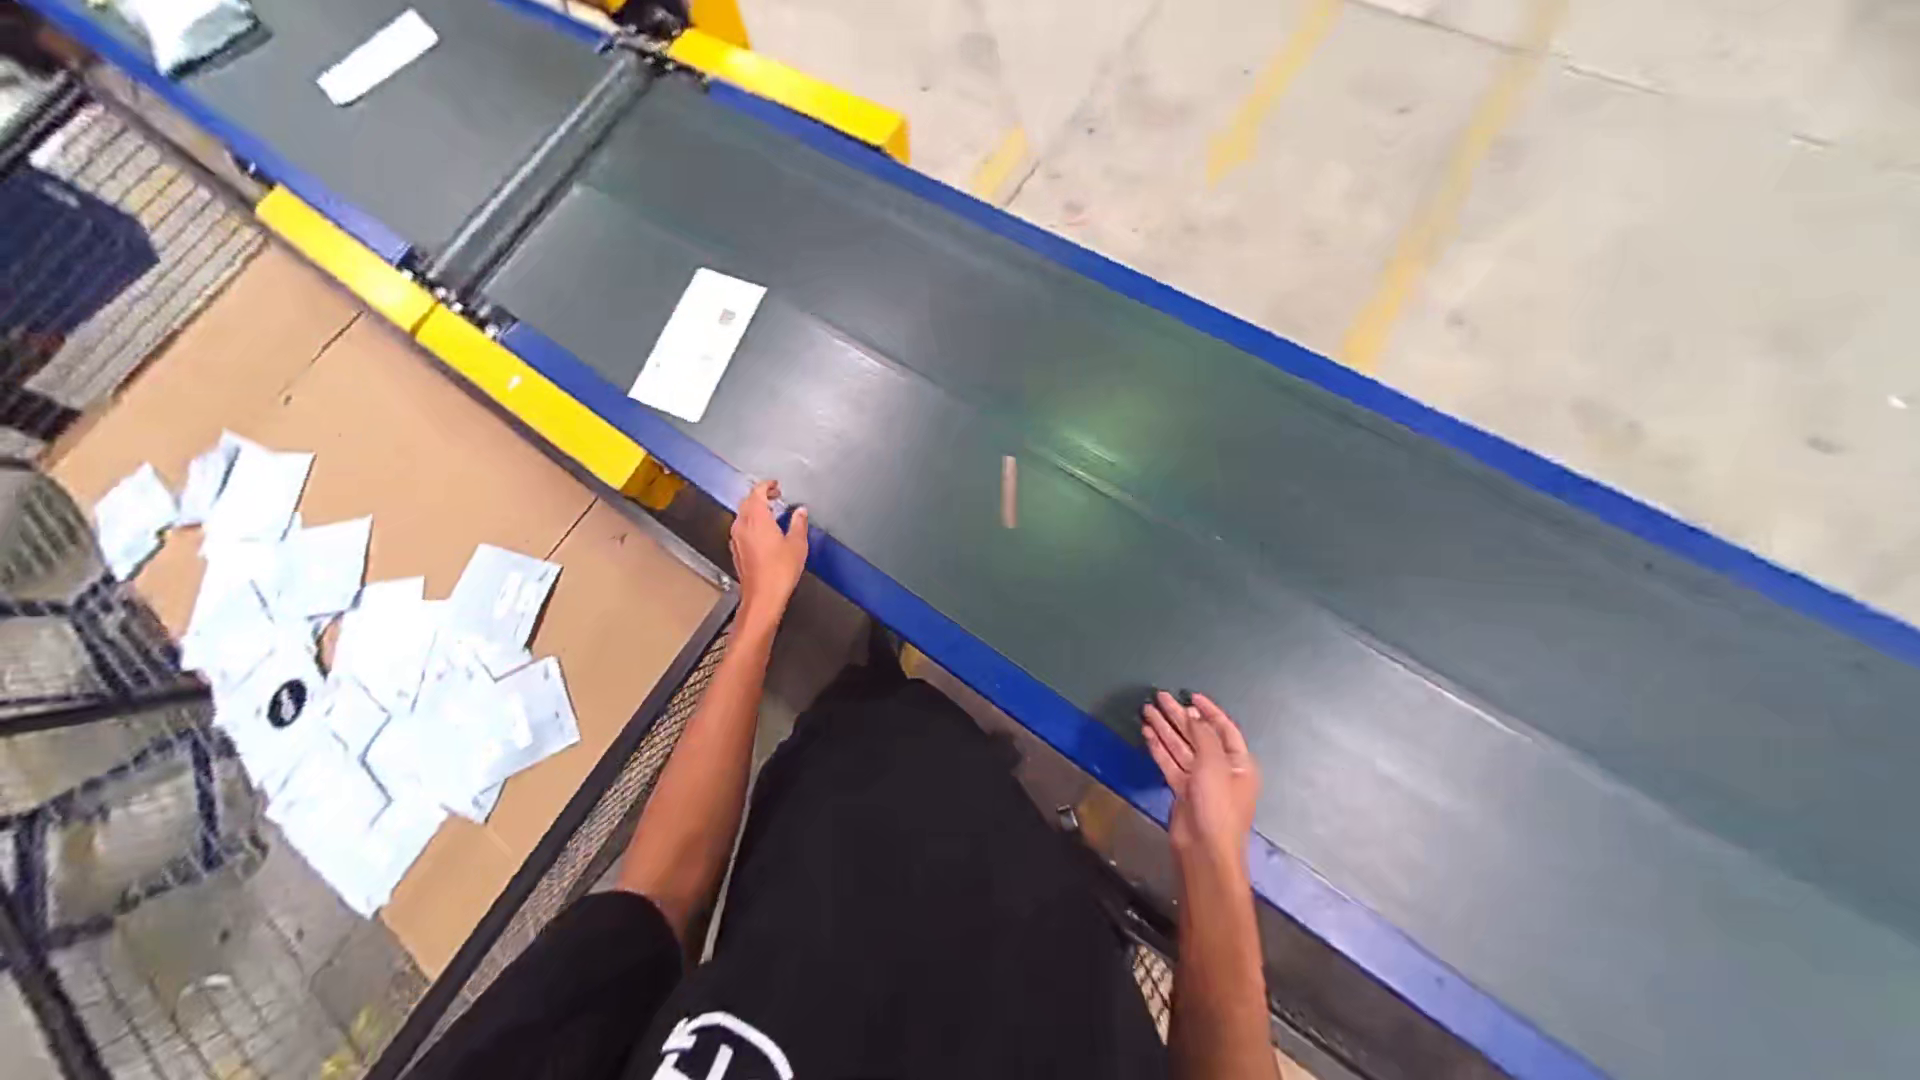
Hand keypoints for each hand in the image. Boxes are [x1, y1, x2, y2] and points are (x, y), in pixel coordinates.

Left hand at [731, 480, 808, 629]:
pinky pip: (741, 529)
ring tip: (771, 512)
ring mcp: (736, 538)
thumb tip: (800, 512)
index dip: (766, 485)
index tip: (775, 485)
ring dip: (755, 510)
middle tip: (775, 495)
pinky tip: (764, 532)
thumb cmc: (779, 571)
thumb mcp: (797, 543)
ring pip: (742, 515)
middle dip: (760, 495)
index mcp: (757, 518)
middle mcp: (742, 525)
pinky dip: (751, 524)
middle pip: (747, 502)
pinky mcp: (736, 550)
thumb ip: (798, 523)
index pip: (757, 492)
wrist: (763, 596)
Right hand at [1142, 691, 1259, 870]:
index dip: (1208, 710)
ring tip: (1147, 711)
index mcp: (1238, 762)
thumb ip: (1203, 735)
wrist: (1205, 848)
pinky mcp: (1183, 789)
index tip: (1190, 695)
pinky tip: (1148, 733)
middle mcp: (1220, 768)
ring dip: (1165, 729)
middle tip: (1159, 698)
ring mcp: (1200, 779)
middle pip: (1198, 735)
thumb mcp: (1214, 764)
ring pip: (1181, 747)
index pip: (1223, 728)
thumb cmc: (1218, 805)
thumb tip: (1194, 715)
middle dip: (1179, 716)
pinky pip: (1170, 762)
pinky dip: (1159, 747)